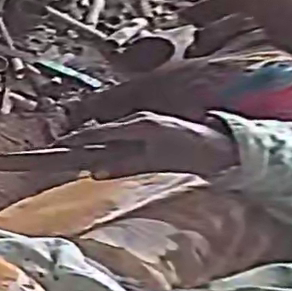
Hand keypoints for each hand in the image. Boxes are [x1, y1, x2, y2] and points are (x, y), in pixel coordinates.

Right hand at [59, 112, 238, 177]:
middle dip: (80, 140)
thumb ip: (125, 166)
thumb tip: (93, 172)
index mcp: (138, 125)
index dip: (73, 140)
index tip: (55, 147)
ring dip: (95, 140)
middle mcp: (138, 118)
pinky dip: (108, 139)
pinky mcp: (150, 123)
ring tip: (79, 151)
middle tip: (62, 151)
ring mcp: (145, 119)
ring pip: (110, 130)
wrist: (236, 148)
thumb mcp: (159, 162)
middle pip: (100, 130)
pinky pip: (121, 131)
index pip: (96, 133)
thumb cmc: (199, 155)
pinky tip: (105, 149)